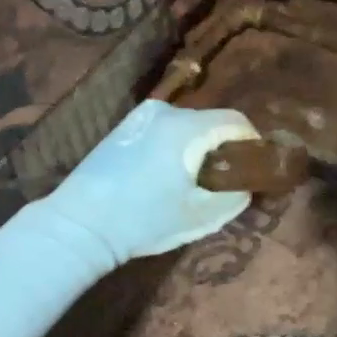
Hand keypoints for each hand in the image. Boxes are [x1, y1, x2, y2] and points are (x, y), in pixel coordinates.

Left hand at [39, 100, 259, 264]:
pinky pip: (162, 132)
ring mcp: (139, 118)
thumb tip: (245, 187)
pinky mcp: (121, 130)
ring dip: (197, 149)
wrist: (81, 225)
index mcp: (187, 127)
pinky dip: (174, 149)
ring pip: (184, 128)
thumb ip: (233, 197)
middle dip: (223, 148)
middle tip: (227, 180)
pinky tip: (165, 178)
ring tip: (195, 183)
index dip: (252, 142)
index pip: (235, 121)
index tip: (256, 166)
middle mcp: (164, 111)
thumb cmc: (144, 220)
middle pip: (209, 122)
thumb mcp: (199, 216)